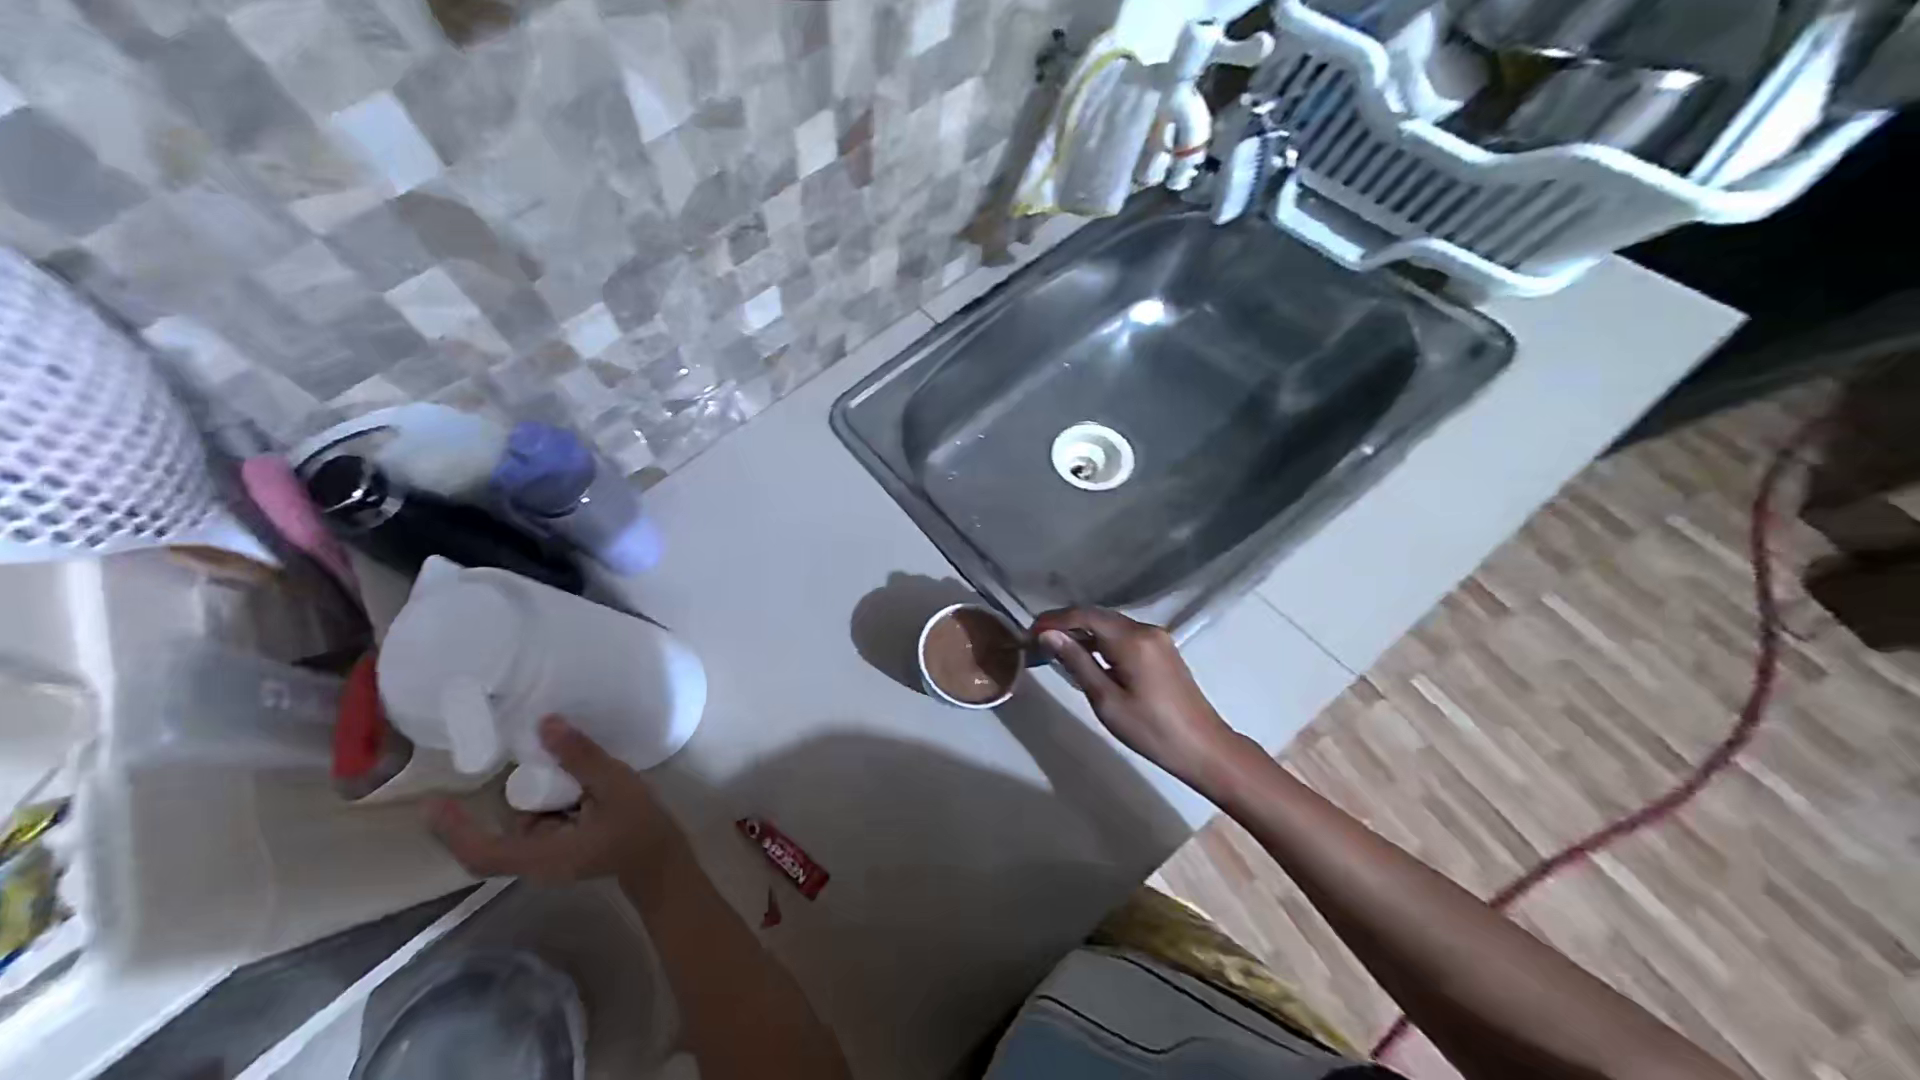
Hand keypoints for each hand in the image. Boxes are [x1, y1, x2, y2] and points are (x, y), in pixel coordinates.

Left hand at [428, 715, 682, 884]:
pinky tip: (578, 784)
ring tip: (565, 765)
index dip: (453, 829)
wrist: (663, 858)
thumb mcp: (615, 786)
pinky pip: (543, 824)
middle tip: (527, 757)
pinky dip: (551, 801)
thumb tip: (546, 725)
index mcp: (541, 855)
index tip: (434, 801)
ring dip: (539, 795)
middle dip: (515, 794)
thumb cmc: (640, 827)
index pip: (481, 851)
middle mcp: (535, 862)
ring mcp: (549, 859)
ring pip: (526, 824)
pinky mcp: (562, 850)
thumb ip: (580, 757)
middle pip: (504, 830)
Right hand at [1033, 607, 1245, 785]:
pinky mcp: (1162, 649)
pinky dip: (1101, 640)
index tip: (1029, 632)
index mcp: (1132, 640)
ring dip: (1083, 632)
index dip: (1054, 620)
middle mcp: (1146, 629)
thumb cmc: (1151, 730)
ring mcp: (1157, 638)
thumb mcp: (1106, 700)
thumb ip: (1076, 662)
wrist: (1203, 748)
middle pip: (1098, 616)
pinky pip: (1124, 635)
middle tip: (1037, 640)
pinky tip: (1086, 656)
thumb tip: (1048, 635)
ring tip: (1056, 649)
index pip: (1085, 616)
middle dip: (1066, 624)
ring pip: (1111, 624)